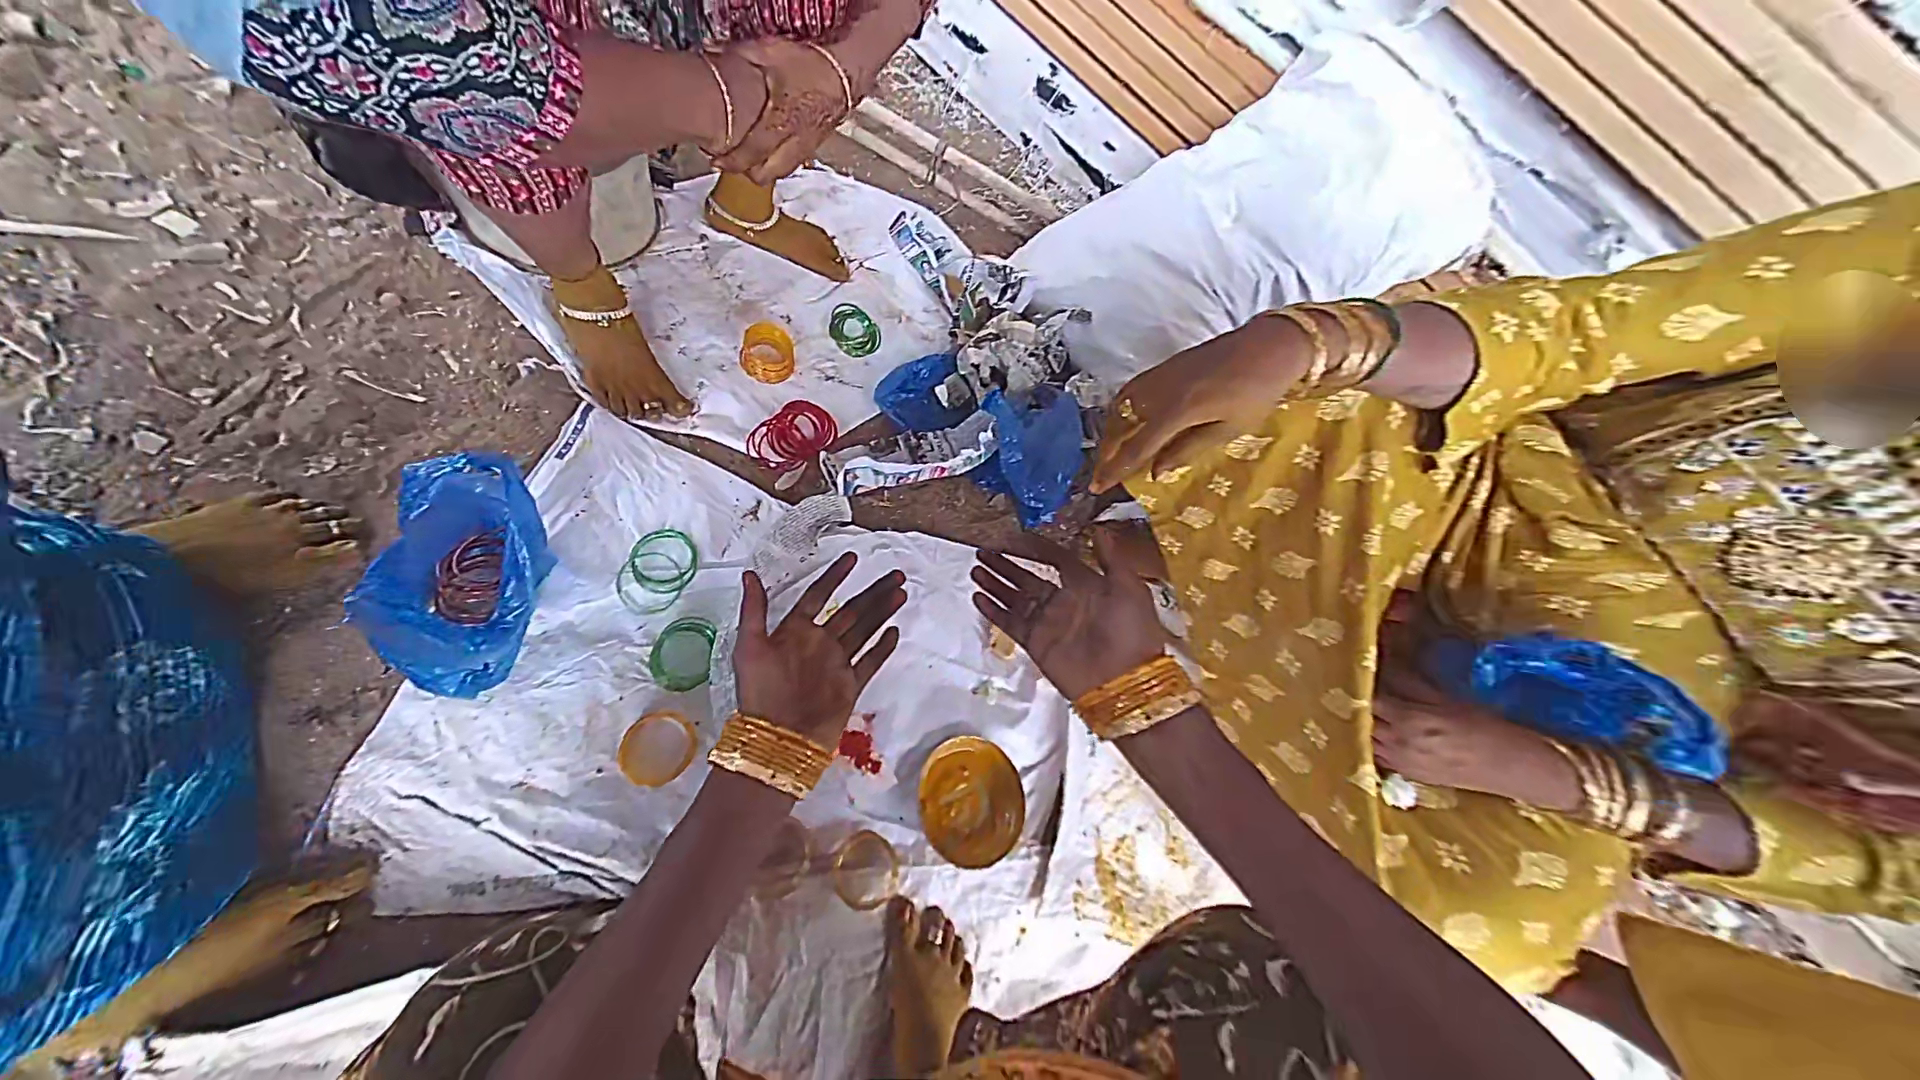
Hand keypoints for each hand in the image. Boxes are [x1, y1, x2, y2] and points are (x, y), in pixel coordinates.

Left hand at [713, 38, 866, 184]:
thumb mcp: (772, 52)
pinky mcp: (813, 146)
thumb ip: (742, 55)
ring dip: (764, 170)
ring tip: (750, 159)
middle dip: (747, 173)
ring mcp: (805, 147)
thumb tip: (713, 52)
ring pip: (780, 172)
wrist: (844, 73)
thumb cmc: (811, 64)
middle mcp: (794, 141)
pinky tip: (770, 151)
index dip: (733, 161)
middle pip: (768, 174)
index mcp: (781, 120)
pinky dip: (777, 163)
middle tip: (732, 162)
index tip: (716, 161)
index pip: (753, 151)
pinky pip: (791, 164)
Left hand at [733, 553, 905, 745]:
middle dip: (873, 592)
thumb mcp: (750, 646)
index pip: (819, 595)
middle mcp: (819, 643)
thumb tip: (748, 574)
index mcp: (795, 631)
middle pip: (851, 610)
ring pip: (864, 630)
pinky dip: (882, 647)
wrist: (777, 739)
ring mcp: (836, 663)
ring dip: (882, 611)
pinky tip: (894, 631)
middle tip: (895, 575)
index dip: (835, 576)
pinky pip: (869, 662)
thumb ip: (754, 610)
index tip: (852, 558)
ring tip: (901, 593)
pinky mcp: (850, 685)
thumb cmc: (760, 692)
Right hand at [969, 531, 1169, 700]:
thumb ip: (1111, 558)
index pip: (1055, 560)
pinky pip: (1010, 622)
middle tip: (984, 552)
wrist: (1125, 680)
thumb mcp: (1129, 587)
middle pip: (1028, 578)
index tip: (1016, 537)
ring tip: (976, 569)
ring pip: (1014, 598)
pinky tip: (978, 597)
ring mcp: (1048, 623)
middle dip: (1006, 565)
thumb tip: (1099, 528)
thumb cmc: (1132, 631)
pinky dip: (993, 611)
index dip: (1036, 549)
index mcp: (1086, 585)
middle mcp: (1063, 601)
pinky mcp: (1036, 643)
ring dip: (995, 584)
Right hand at [1091, 313, 1314, 492]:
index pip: (1135, 448)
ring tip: (1106, 454)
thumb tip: (1155, 472)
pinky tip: (1121, 424)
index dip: (1114, 470)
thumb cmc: (1256, 391)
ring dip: (1108, 433)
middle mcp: (1158, 392)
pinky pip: (1128, 394)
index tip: (1097, 487)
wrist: (1268, 346)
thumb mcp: (1228, 429)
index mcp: (1177, 411)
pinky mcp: (1162, 368)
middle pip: (1118, 427)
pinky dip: (1118, 412)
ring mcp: (1157, 377)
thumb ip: (1188, 450)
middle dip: (1104, 454)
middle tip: (1098, 476)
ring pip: (1118, 409)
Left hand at [1371, 665, 1580, 811]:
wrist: (1516, 768)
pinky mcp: (1407, 775)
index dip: (1359, 686)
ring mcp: (1400, 762)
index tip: (1354, 676)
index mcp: (1409, 719)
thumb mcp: (1446, 698)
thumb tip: (1384, 666)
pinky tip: (1372, 734)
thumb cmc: (1486, 727)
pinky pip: (1376, 756)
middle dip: (1355, 705)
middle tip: (1352, 692)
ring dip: (1359, 725)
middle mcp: (1398, 742)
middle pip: (1360, 719)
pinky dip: (1370, 743)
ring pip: (1363, 739)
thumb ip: (1409, 684)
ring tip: (1359, 712)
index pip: (1367, 699)